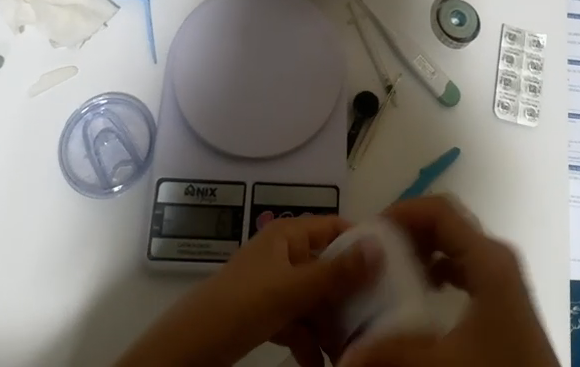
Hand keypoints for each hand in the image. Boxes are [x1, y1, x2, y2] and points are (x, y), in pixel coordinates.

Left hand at [114, 215, 379, 366]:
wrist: (189, 347)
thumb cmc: (242, 305)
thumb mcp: (293, 290)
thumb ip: (336, 272)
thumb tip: (379, 246)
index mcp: (287, 236)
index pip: (333, 227)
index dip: (360, 242)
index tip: (391, 265)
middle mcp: (283, 255)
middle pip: (327, 269)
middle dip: (350, 298)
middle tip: (377, 321)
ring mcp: (274, 286)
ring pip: (315, 302)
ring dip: (332, 328)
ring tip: (351, 353)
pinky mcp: (266, 315)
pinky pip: (298, 325)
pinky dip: (310, 344)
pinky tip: (321, 365)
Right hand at [340, 197, 558, 366]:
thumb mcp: (443, 363)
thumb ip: (393, 352)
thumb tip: (346, 355)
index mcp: (487, 258)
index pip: (439, 210)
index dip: (402, 212)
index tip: (369, 231)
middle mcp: (496, 257)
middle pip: (446, 223)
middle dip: (408, 231)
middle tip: (373, 250)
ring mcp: (503, 277)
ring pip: (455, 244)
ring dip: (422, 250)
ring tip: (390, 270)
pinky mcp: (503, 298)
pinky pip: (464, 266)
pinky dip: (438, 269)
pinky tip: (420, 294)